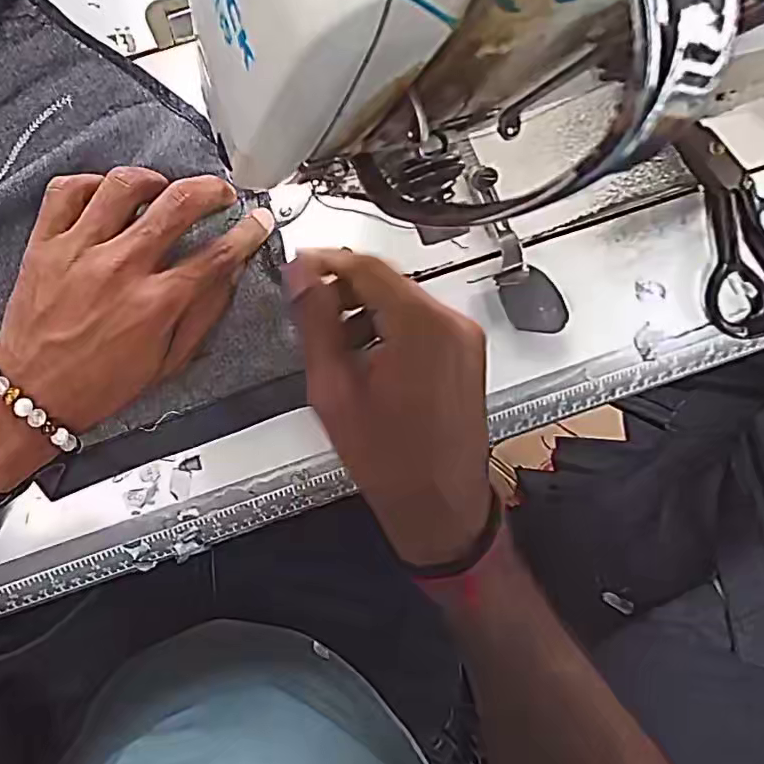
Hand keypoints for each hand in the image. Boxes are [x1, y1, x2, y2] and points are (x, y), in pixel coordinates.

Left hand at [0, 167, 274, 491]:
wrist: (33, 393)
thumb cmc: (98, 385)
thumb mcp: (166, 362)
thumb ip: (203, 315)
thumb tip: (230, 274)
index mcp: (155, 304)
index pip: (216, 253)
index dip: (246, 232)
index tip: (255, 221)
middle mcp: (120, 269)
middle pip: (178, 203)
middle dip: (211, 189)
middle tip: (218, 192)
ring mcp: (79, 251)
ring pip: (124, 184)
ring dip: (154, 179)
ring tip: (162, 188)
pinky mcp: (45, 244)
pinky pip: (68, 190)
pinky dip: (92, 182)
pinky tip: (106, 194)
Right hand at [286, 248, 491, 565]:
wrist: (438, 501)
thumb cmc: (393, 460)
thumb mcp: (333, 387)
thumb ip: (314, 322)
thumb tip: (301, 278)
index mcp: (420, 326)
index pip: (366, 266)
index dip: (324, 261)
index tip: (299, 266)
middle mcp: (450, 325)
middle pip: (386, 278)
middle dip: (342, 286)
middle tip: (307, 302)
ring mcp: (462, 338)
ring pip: (401, 297)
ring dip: (363, 306)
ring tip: (331, 335)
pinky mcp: (464, 352)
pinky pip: (418, 319)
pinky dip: (386, 323)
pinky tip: (361, 350)